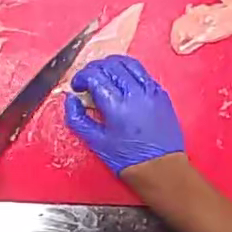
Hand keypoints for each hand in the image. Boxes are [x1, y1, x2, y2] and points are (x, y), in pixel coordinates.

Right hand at [65, 55, 185, 174]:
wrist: (159, 168)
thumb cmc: (127, 159)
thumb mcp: (94, 141)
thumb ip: (77, 118)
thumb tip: (70, 100)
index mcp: (116, 106)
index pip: (95, 75)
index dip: (81, 77)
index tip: (77, 86)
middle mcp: (135, 93)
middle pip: (111, 65)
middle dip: (94, 69)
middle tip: (87, 80)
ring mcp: (151, 91)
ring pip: (129, 63)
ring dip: (111, 65)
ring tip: (103, 75)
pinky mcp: (161, 94)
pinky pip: (142, 72)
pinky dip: (128, 71)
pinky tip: (121, 82)